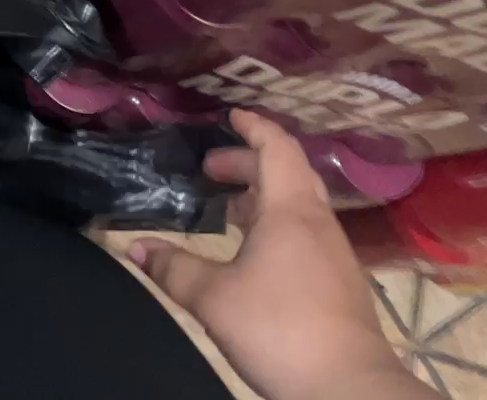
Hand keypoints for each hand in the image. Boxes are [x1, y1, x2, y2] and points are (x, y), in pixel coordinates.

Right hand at [130, 111, 434, 399]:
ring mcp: (333, 257)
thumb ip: (172, 266)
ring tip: (225, 207)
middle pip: (288, 174)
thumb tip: (134, 247)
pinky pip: (304, 233)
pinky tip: (250, 249)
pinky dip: (274, 223)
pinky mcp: (338, 285)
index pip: (278, 150)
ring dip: (261, 195)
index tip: (230, 115)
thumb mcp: (211, 297)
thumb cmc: (281, 330)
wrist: (353, 397)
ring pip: (298, 206)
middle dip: (249, 162)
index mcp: (291, 213)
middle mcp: (317, 226)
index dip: (255, 127)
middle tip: (209, 168)